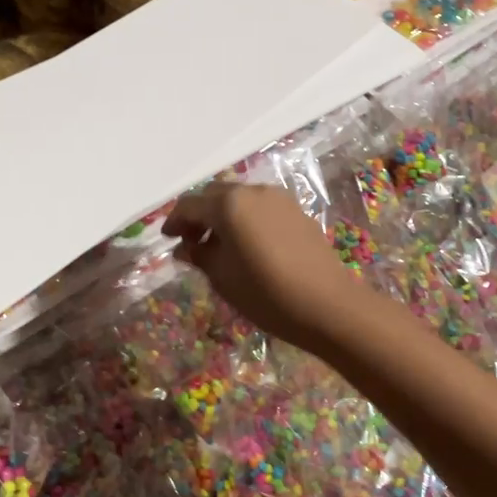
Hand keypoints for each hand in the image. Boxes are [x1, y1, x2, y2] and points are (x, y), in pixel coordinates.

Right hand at [164, 183, 367, 345]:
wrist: (328, 305)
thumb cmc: (266, 293)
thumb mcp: (222, 277)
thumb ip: (199, 256)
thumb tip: (185, 247)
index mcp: (229, 204)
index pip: (190, 204)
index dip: (174, 221)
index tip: (168, 239)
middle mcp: (253, 192)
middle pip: (216, 195)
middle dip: (200, 216)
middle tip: (191, 243)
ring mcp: (279, 199)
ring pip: (240, 200)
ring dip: (224, 217)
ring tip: (219, 248)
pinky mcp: (298, 212)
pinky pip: (261, 209)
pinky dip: (246, 220)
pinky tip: (247, 247)